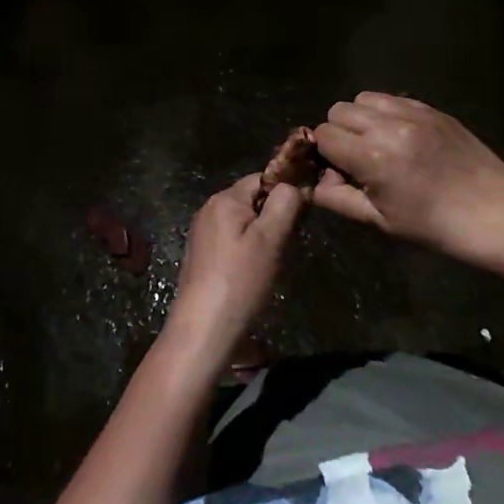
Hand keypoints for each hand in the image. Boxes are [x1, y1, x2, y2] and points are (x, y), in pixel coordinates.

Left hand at [164, 174, 302, 364]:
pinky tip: (254, 271)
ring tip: (273, 259)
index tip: (302, 216)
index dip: (284, 191)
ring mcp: (201, 232)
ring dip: (261, 234)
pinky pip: (230, 239)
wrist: (204, 324)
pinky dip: (246, 248)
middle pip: (250, 199)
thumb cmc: (241, 279)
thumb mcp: (270, 238)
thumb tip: (292, 185)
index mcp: (224, 199)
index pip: (261, 178)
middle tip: (289, 241)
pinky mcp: (201, 254)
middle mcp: (208, 209)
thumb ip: (284, 204)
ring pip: (242, 221)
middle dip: (273, 215)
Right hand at [312, 92, 503, 268]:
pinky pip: (393, 98)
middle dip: (338, 132)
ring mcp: (414, 113)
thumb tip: (316, 181)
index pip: (323, 135)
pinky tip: (400, 137)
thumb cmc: (433, 226)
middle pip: (339, 111)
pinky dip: (386, 113)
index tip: (337, 171)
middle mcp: (389, 126)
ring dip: (360, 118)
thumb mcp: (378, 220)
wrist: (498, 215)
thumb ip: (336, 198)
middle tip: (356, 158)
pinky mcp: (434, 110)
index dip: (324, 153)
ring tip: (377, 144)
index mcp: (372, 156)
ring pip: (364, 98)